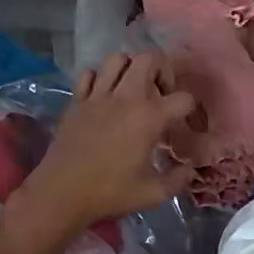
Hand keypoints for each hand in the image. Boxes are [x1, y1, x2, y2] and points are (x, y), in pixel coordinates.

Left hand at [10, 52, 197, 238]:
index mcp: (149, 118)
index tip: (185, 126)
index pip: (183, 98)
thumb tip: (190, 170)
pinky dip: (100, 78)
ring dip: (130, 68)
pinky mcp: (76, 101)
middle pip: (149, 59)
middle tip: (161, 95)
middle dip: (162, 71)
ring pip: (117, 58)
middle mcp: (125, 98)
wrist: (62, 193)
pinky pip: (90, 74)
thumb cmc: (110, 193)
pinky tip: (105, 97)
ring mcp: (97, 96)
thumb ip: (178, 180)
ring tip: (134, 91)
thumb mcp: (153, 194)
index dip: (191, 110)